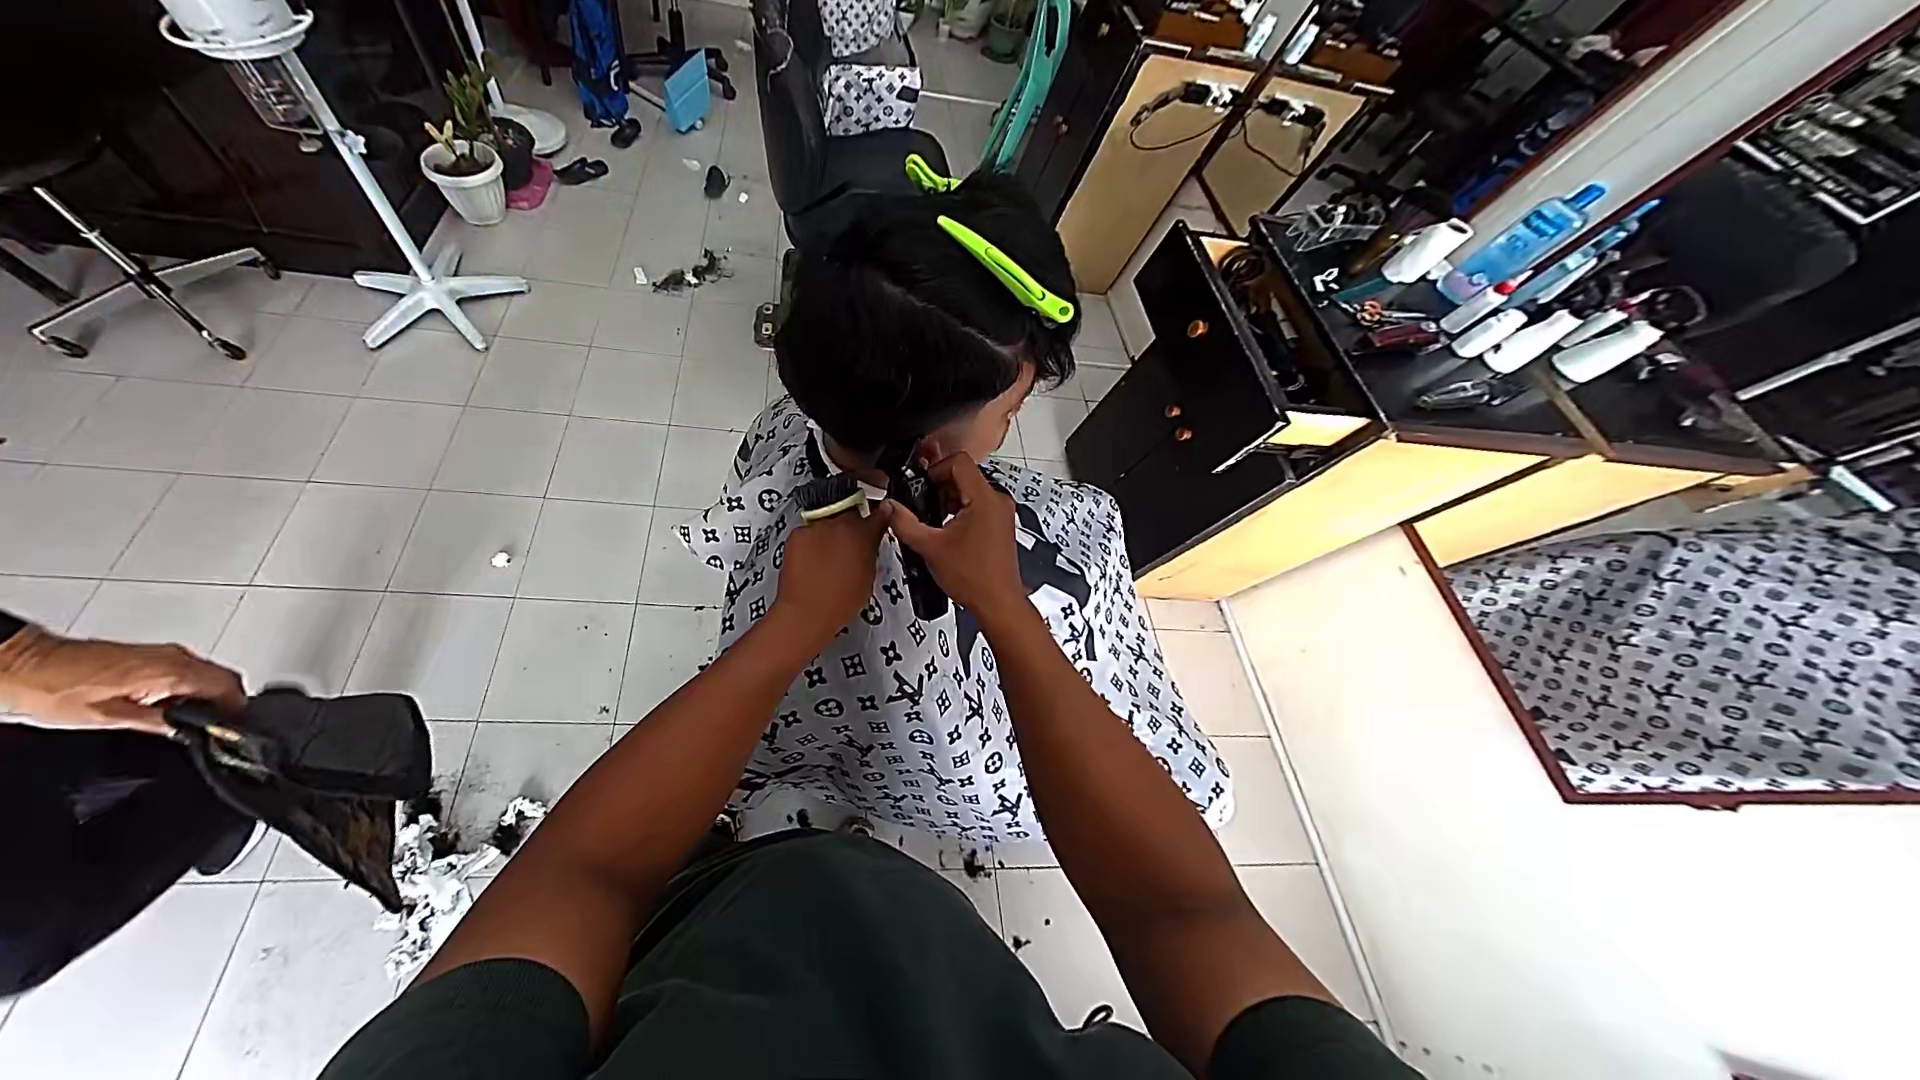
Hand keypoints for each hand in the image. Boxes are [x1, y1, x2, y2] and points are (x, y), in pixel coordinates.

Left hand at [0, 626, 246, 734]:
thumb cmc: (51, 688)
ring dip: (208, 692)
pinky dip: (191, 685)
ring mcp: (165, 653)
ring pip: (209, 672)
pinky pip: (190, 668)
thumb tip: (186, 730)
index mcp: (172, 672)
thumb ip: (157, 722)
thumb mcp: (106, 718)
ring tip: (189, 715)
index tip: (233, 723)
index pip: (228, 686)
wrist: (19, 664)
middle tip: (218, 721)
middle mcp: (176, 657)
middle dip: (227, 700)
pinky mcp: (153, 653)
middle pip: (224, 677)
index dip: (236, 707)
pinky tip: (168, 701)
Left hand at [771, 503, 894, 648]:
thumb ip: (870, 550)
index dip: (881, 515)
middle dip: (851, 526)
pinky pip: (808, 532)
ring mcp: (817, 527)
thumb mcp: (868, 575)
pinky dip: (810, 542)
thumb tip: (870, 541)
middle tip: (848, 546)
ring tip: (826, 557)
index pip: (879, 514)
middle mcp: (841, 524)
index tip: (881, 515)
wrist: (807, 610)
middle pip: (850, 514)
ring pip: (827, 523)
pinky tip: (810, 560)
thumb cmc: (842, 600)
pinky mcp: (797, 534)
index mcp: (864, 534)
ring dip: (829, 534)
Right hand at [885, 453, 1027, 624]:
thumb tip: (891, 508)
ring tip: (934, 519)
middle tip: (924, 504)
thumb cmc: (974, 578)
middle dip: (940, 487)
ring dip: (949, 499)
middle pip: (965, 475)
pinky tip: (947, 530)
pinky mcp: (1001, 525)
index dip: (936, 469)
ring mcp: (1002, 513)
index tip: (923, 484)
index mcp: (984, 499)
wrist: (997, 602)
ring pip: (971, 490)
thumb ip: (905, 523)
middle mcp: (998, 501)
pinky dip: (961, 510)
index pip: (959, 461)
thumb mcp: (930, 547)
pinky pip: (979, 505)